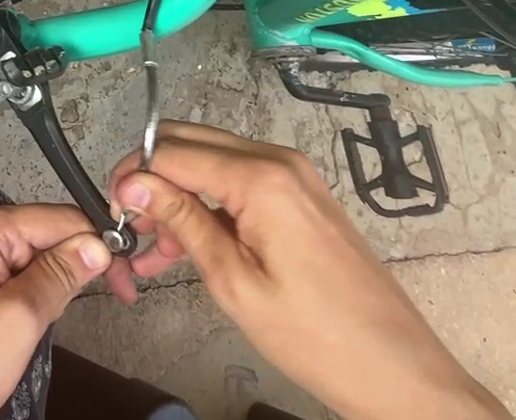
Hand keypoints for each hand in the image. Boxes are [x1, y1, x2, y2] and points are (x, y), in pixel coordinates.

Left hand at [0, 203, 111, 419]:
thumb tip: (98, 245)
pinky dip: (48, 286)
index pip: (60, 218)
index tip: (125, 279)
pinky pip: (29, 267)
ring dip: (68, 275)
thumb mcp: (21, 316)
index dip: (98, 244)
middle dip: (85, 259)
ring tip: (77, 305)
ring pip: (44, 250)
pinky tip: (50, 308)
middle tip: (119, 294)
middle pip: (52, 229)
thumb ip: (59, 275)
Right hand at [107, 122, 510, 419]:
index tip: (113, 212)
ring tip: (150, 248)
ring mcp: (291, 174)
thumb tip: (130, 183)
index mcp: (260, 177)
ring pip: (207, 160)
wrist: (402, 374)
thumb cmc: (315, 337)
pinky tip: (183, 246)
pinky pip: (234, 181)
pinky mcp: (298, 193)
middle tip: (128, 222)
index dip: (133, 176)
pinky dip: (205, 204)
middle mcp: (276, 159)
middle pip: (187, 142)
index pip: (170, 151)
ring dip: (174, 193)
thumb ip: (181, 221)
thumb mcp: (234, 282)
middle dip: (149, 176)